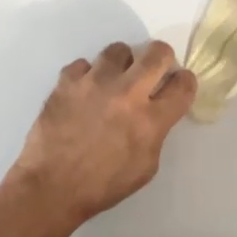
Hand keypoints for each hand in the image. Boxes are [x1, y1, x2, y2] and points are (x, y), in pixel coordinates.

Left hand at [8, 41, 197, 223]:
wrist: (51, 187)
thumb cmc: (102, 186)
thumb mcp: (145, 168)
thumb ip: (155, 134)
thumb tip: (154, 114)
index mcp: (151, 120)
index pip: (182, 85)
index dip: (185, 81)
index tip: (178, 83)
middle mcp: (127, 93)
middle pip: (157, 53)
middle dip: (161, 58)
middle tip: (153, 70)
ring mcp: (95, 83)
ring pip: (118, 50)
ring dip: (122, 64)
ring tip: (113, 80)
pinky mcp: (67, 82)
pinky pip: (83, 64)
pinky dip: (86, 76)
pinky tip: (83, 93)